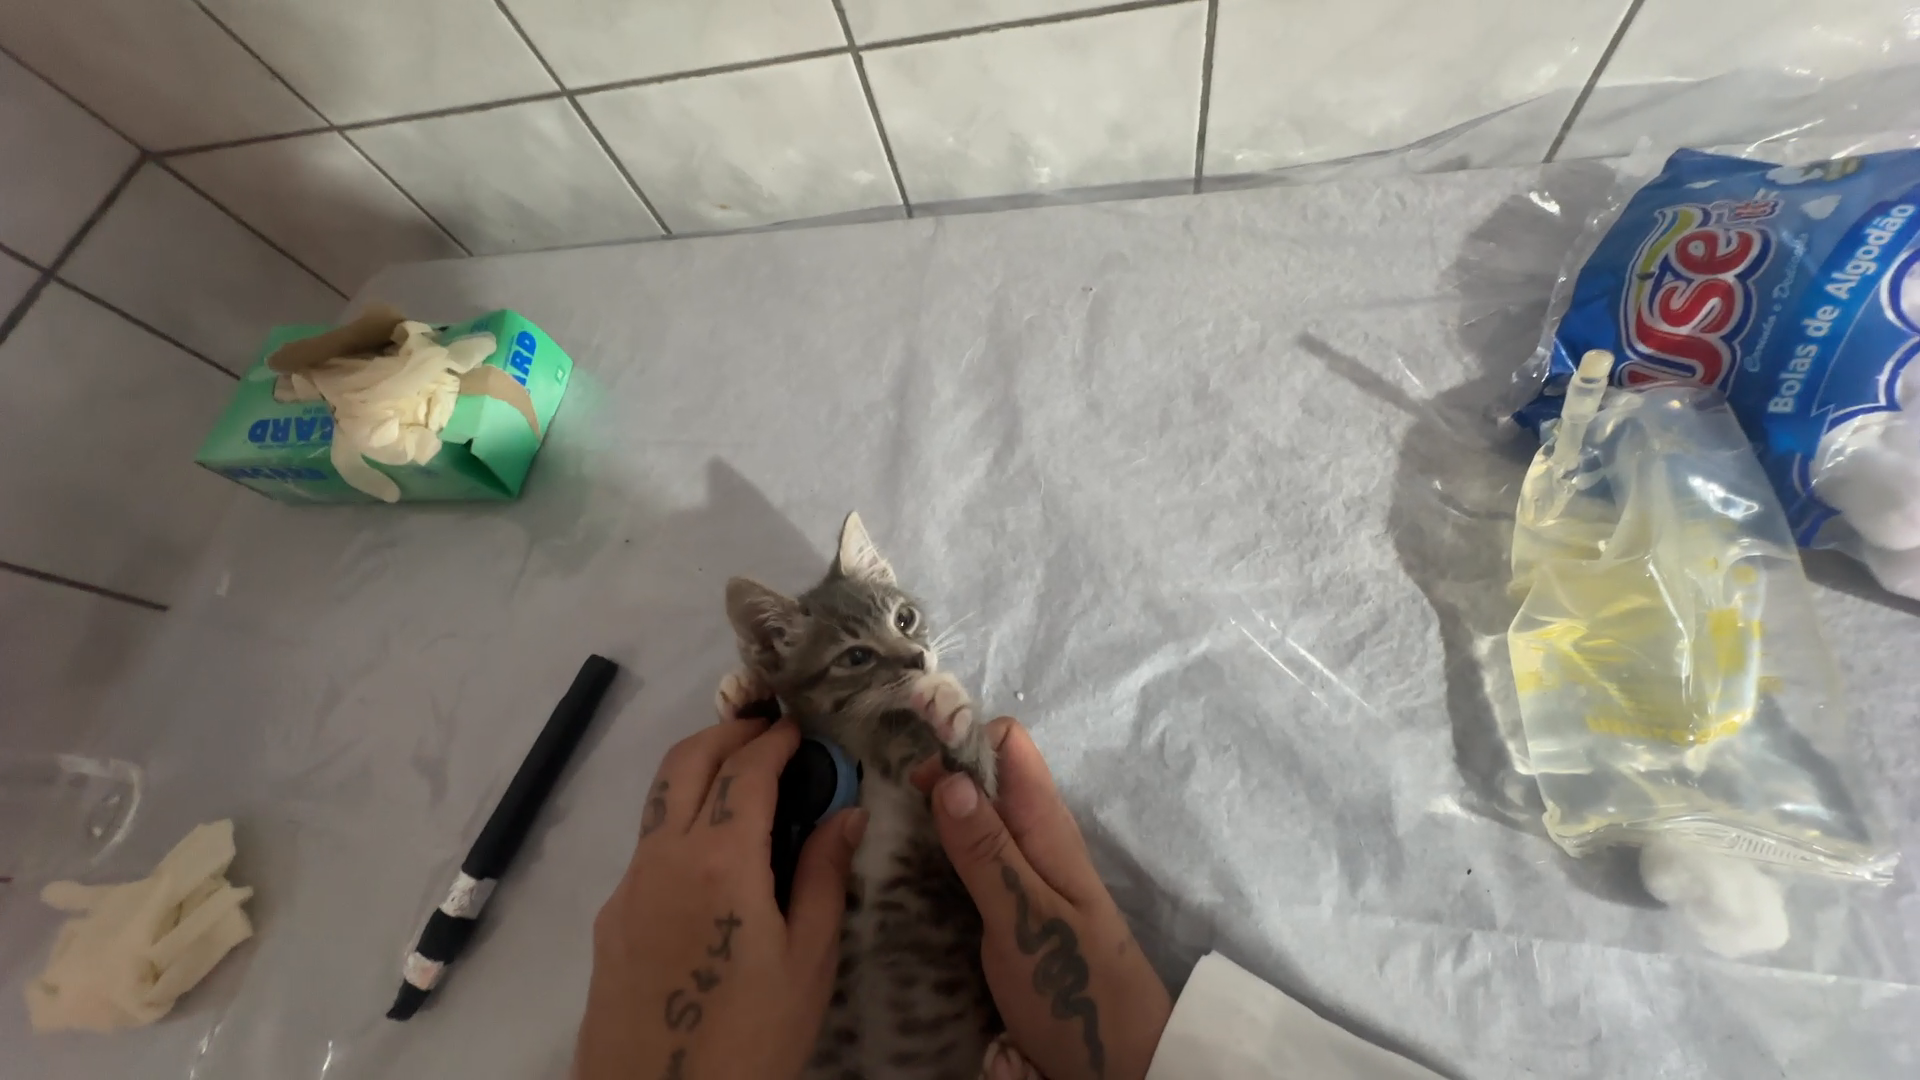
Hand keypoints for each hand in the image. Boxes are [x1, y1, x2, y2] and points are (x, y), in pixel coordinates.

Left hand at [575, 718, 866, 1079]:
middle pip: (684, 760)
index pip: (744, 770)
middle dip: (727, 732)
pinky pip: (649, 842)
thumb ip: (825, 874)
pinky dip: (684, 816)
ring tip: (746, 777)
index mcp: (719, 861)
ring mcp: (627, 886)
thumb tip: (848, 813)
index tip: (799, 726)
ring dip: (700, 766)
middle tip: (768, 732)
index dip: (774, 739)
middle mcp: (662, 857)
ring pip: (659, 796)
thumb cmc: (750, 1039)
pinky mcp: (610, 918)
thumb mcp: (808, 959)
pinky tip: (718, 853)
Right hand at [914, 718, 1171, 1079]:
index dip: (962, 741)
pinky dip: (944, 846)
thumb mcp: (1023, 918)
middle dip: (940, 777)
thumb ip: (986, 849)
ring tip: (891, 834)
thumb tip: (947, 776)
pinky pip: (975, 850)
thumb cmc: (1074, 987)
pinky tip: (914, 869)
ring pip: (977, 811)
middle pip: (986, 773)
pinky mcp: (1014, 894)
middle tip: (893, 808)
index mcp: (1044, 821)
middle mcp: (1035, 831)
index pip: (1007, 741)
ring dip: (937, 813)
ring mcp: (1025, 863)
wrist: (1119, 1059)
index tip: (916, 771)